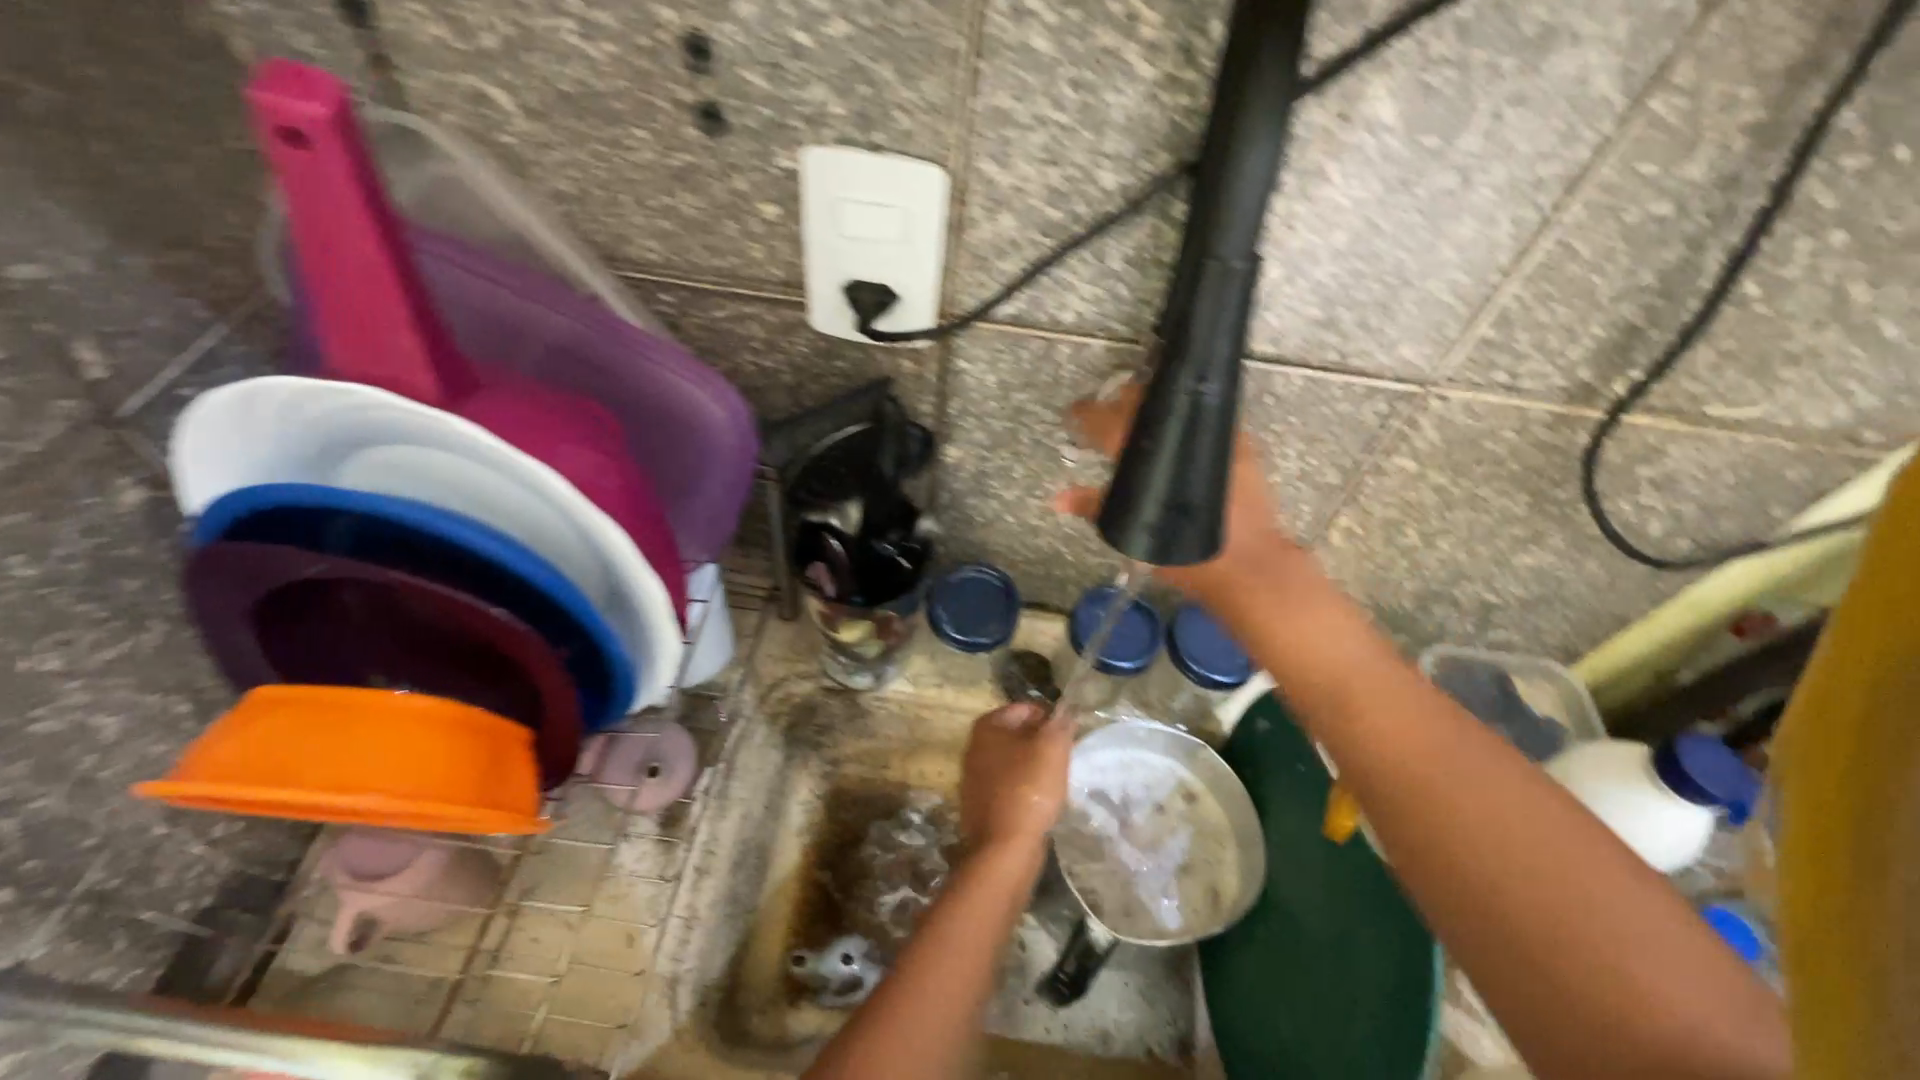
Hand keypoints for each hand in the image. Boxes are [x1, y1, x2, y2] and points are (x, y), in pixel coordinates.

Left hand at [960, 704, 1072, 855]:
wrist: (1003, 846)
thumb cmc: (1028, 788)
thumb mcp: (1053, 747)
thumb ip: (1061, 723)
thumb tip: (1066, 710)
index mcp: (987, 726)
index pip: (1024, 708)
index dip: (1049, 717)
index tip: (1069, 733)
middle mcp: (974, 747)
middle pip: (1016, 735)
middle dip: (1041, 741)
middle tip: (1065, 754)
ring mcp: (974, 778)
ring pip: (1013, 762)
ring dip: (1035, 766)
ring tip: (1057, 777)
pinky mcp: (980, 804)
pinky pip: (1009, 786)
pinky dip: (1025, 788)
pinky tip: (1042, 800)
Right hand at [1053, 381, 1306, 601]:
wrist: (1244, 565)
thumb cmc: (1181, 553)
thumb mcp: (1130, 530)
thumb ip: (1093, 507)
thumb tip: (1057, 500)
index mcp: (1143, 452)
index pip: (1104, 420)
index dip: (1085, 414)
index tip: (1074, 414)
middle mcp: (1175, 433)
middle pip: (1141, 400)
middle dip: (1121, 402)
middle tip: (1111, 414)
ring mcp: (1210, 434)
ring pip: (1175, 402)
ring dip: (1156, 407)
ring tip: (1146, 422)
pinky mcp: (1240, 442)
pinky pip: (1208, 418)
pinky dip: (1191, 420)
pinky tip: (1184, 432)